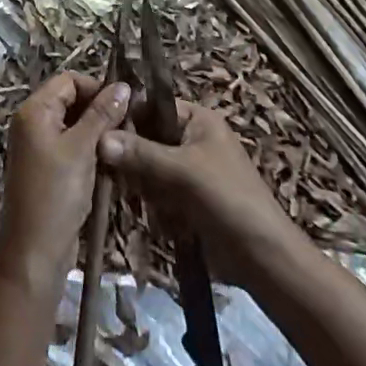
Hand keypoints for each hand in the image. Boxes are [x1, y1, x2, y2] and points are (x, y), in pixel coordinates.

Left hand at [0, 72, 131, 281]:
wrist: (35, 249)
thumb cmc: (57, 192)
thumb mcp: (82, 149)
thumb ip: (102, 115)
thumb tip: (123, 86)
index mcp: (34, 109)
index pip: (68, 80)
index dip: (97, 87)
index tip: (127, 105)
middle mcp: (32, 121)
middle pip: (70, 100)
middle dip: (100, 110)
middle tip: (131, 127)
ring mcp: (38, 145)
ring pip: (74, 125)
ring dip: (98, 132)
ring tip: (125, 144)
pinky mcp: (47, 167)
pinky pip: (71, 146)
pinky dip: (91, 150)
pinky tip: (112, 163)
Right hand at [98, 99, 290, 257]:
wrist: (266, 261)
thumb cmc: (230, 201)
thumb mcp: (183, 171)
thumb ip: (140, 153)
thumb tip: (99, 138)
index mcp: (197, 119)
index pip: (149, 105)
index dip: (126, 117)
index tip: (101, 132)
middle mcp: (190, 138)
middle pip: (144, 136)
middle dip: (132, 157)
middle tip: (119, 174)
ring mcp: (186, 169)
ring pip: (145, 165)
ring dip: (141, 184)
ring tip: (143, 200)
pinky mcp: (184, 196)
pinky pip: (153, 188)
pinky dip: (150, 201)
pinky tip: (155, 215)